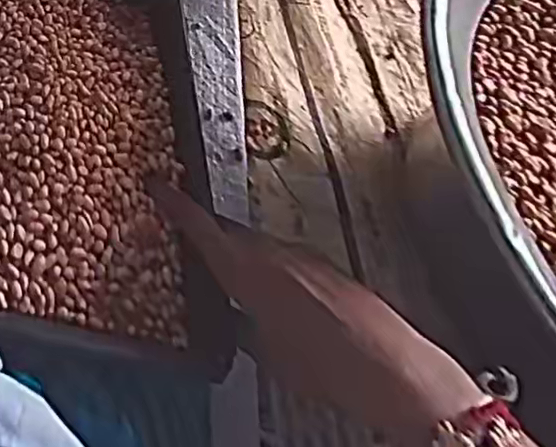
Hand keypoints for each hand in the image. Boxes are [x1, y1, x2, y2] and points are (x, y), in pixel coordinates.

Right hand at [151, 182, 487, 443]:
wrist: (398, 371)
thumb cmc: (329, 367)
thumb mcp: (269, 355)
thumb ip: (244, 327)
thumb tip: (235, 321)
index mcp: (246, 269)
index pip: (199, 224)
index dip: (174, 202)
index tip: (157, 184)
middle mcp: (271, 251)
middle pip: (227, 231)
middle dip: (209, 235)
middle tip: (191, 243)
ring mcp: (300, 254)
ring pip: (257, 245)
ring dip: (243, 255)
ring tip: (237, 283)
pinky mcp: (322, 264)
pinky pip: (283, 257)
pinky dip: (272, 269)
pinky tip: (280, 299)